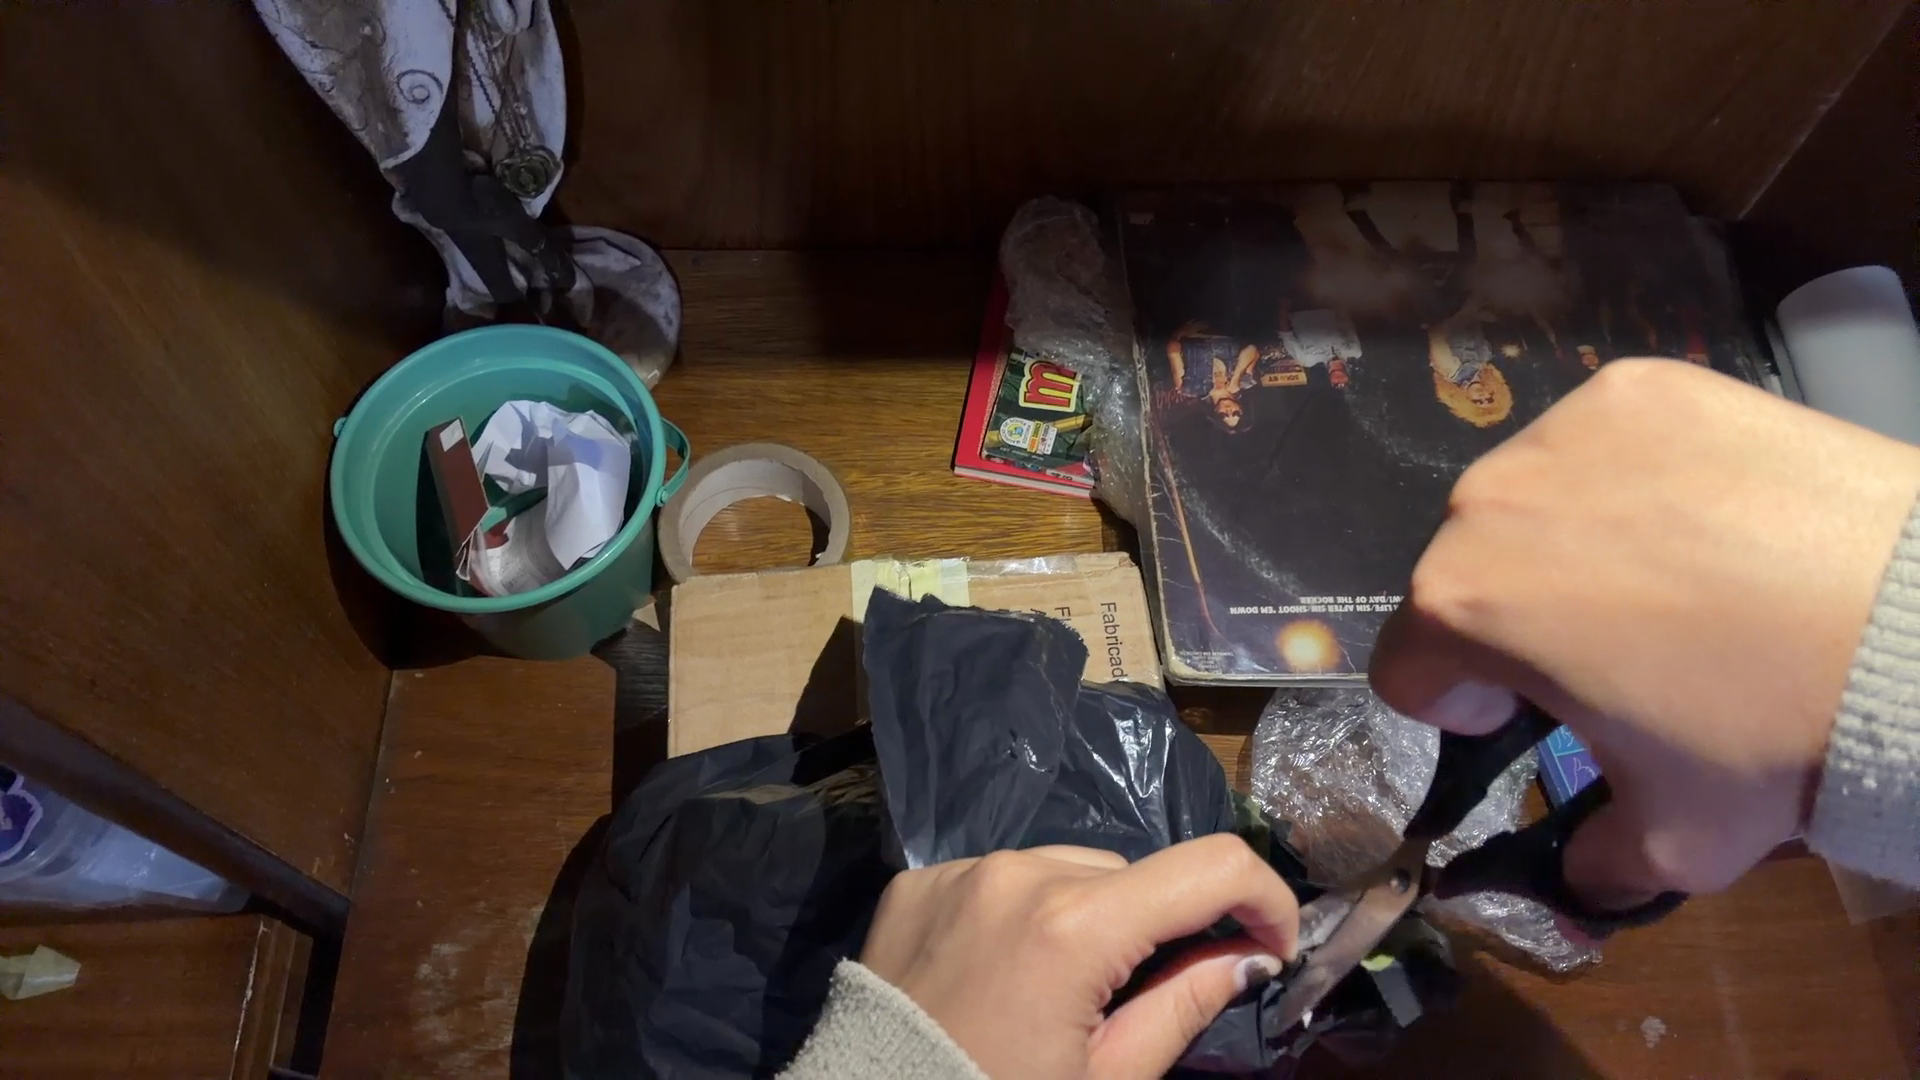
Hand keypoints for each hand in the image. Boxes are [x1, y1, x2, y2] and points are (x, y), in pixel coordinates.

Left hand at [859, 835, 1298, 1079]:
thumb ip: (1184, 1004)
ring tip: (1055, 987)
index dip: (1260, 896)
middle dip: (1154, 925)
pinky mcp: (922, 878)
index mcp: (1073, 925)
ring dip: (1085, 913)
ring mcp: (962, 867)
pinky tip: (997, 967)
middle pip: (1128, 875)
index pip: (1206, 868)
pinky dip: (1021, 910)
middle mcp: (1018, 871)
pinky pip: (999, 877)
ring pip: (1064, 868)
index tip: (1272, 941)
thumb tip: (1248, 953)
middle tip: (1132, 996)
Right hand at [1369, 360, 1919, 907]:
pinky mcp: (1621, 391)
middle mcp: (1470, 511)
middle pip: (1456, 581)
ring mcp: (1544, 440)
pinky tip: (1695, 506)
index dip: (1460, 702)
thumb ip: (1596, 860)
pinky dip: (1619, 478)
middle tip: (1616, 645)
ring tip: (1665, 569)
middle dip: (1509, 620)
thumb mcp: (1678, 832)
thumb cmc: (1776, 727)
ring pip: (1513, 508)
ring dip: (1555, 544)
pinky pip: (1584, 443)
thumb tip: (1579, 882)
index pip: (1403, 665)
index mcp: (1454, 608)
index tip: (1529, 709)